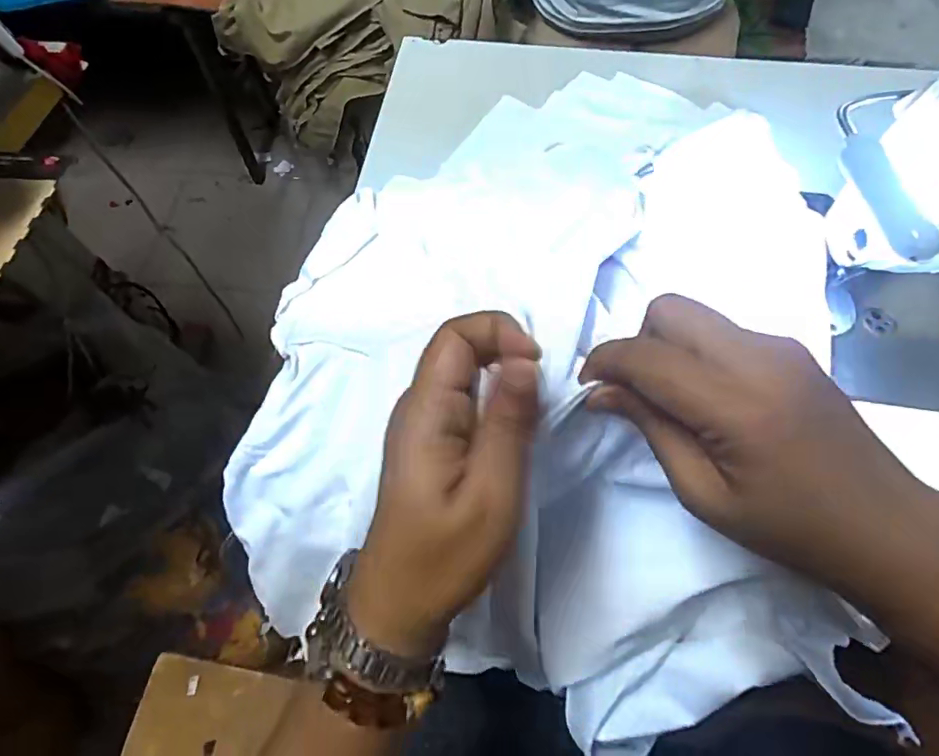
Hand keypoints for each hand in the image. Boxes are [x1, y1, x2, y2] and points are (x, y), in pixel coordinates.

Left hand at [348, 313, 541, 659]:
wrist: (397, 608)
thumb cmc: (445, 556)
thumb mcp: (492, 491)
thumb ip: (509, 420)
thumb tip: (525, 359)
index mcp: (425, 410)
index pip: (455, 334)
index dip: (498, 330)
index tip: (535, 362)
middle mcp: (417, 405)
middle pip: (458, 345)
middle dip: (505, 347)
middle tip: (541, 386)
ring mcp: (420, 423)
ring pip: (462, 369)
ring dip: (502, 371)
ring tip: (533, 408)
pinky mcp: (430, 440)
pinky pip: (463, 395)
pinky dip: (495, 394)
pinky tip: (513, 426)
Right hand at [580, 295, 938, 605]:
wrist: (884, 524)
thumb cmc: (792, 528)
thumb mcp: (707, 496)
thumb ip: (653, 430)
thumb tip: (604, 391)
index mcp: (735, 401)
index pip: (648, 354)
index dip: (606, 361)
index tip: (588, 384)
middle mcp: (758, 354)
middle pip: (670, 307)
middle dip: (640, 341)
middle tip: (640, 392)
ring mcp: (780, 344)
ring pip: (699, 314)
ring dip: (672, 344)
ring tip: (680, 400)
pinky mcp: (794, 347)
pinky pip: (728, 330)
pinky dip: (703, 351)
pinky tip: (719, 399)